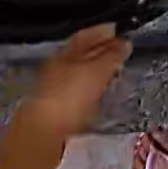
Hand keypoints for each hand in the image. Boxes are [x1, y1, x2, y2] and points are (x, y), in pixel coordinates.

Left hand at [16, 23, 132, 144]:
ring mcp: (54, 90)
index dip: (104, 31)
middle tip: (121, 51)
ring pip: (81, 74)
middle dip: (102, 51)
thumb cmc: (70, 97)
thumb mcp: (98, 70)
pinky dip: (91, 91)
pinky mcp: (55, 112)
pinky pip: (78, 93)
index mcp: (65, 52)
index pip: (87, 34)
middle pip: (83, 54)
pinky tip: (99, 96)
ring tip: (114, 73)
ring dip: (97, 72)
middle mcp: (57, 67)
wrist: (42, 137)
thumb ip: (113, 55)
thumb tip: (125, 43)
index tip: (119, 31)